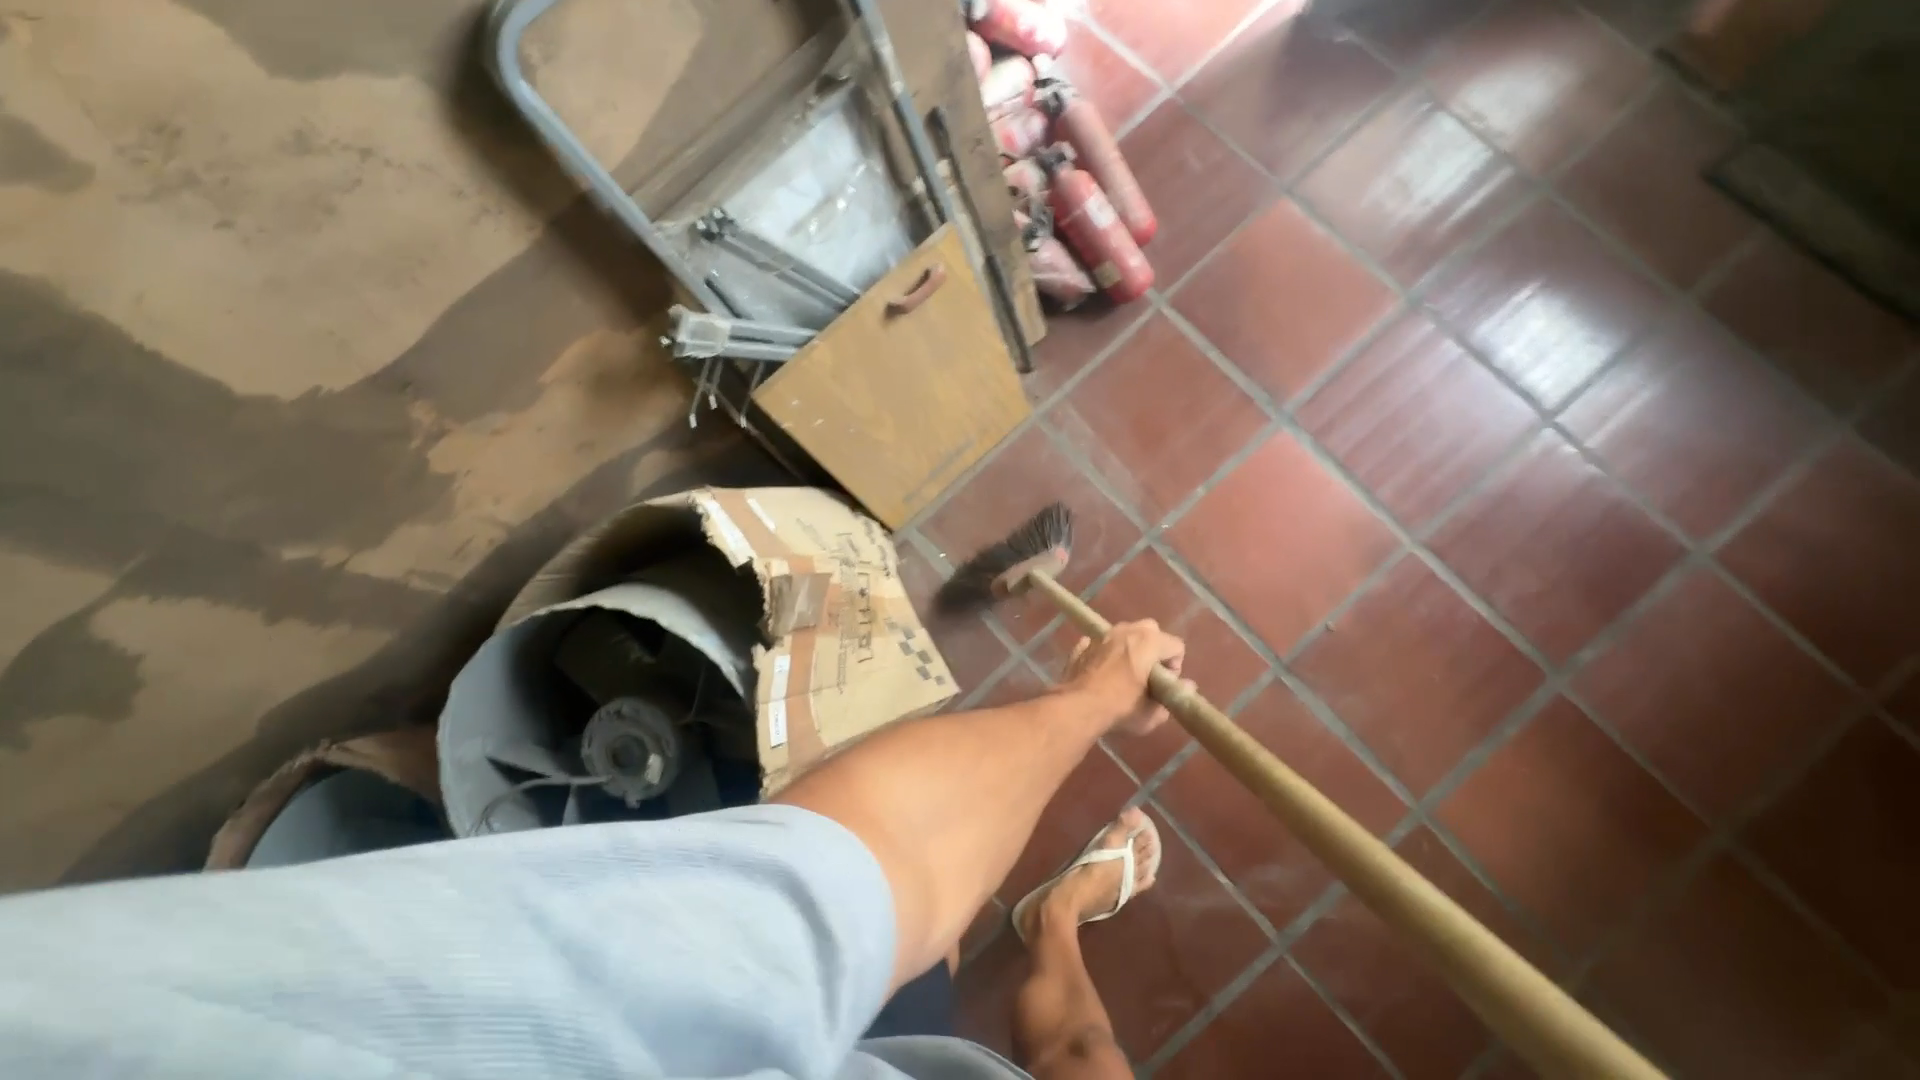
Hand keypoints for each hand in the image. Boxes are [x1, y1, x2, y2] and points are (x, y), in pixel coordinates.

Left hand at [1062, 620, 1188, 736]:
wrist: (1077, 707)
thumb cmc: (1121, 709)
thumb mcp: (1153, 713)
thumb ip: (1174, 696)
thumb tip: (1188, 686)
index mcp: (1148, 642)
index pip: (1176, 645)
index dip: (1175, 666)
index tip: (1164, 684)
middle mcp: (1126, 631)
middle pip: (1151, 631)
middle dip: (1154, 649)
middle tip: (1148, 675)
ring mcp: (1101, 635)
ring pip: (1124, 633)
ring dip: (1129, 648)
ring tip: (1125, 673)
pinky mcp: (1081, 646)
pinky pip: (1100, 643)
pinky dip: (1105, 653)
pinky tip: (1102, 672)